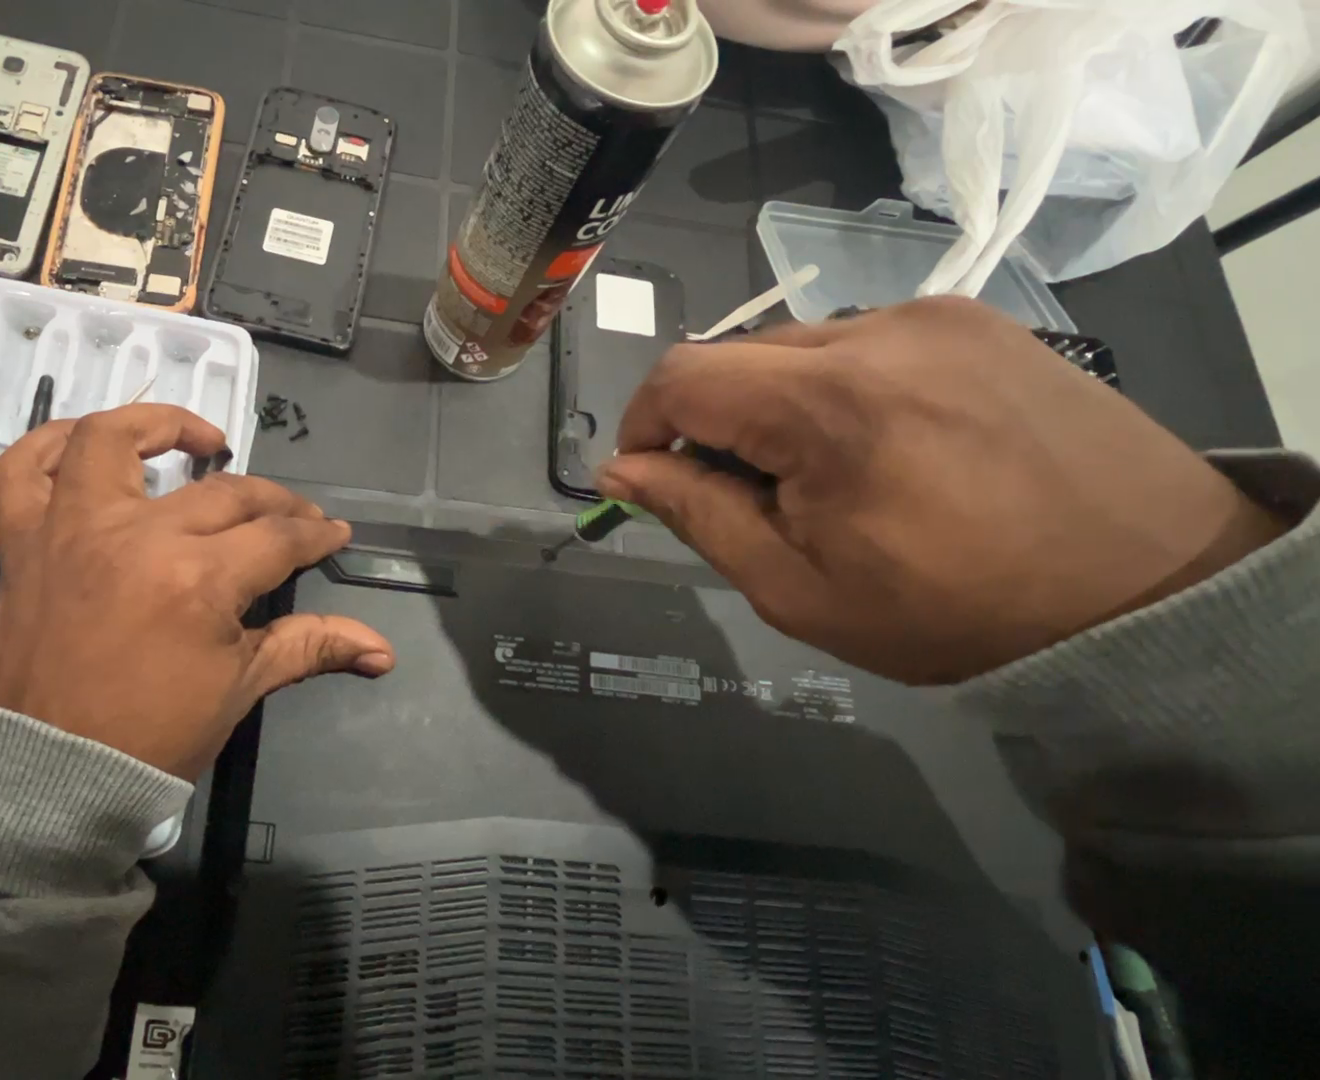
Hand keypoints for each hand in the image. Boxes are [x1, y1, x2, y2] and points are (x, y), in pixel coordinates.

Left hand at [0, 404, 394, 778]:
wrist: (46, 776)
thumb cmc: (150, 739)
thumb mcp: (239, 689)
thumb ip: (310, 648)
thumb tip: (384, 652)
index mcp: (199, 579)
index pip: (277, 538)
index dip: (315, 534)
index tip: (334, 534)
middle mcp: (137, 535)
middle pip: (224, 492)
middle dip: (274, 500)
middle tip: (293, 517)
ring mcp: (72, 530)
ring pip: (110, 441)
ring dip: (159, 426)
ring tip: (197, 441)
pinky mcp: (24, 541)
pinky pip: (22, 469)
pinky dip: (48, 445)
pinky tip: (84, 447)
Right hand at [597, 297, 1286, 684]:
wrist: (1149, 592)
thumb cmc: (951, 612)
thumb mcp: (795, 587)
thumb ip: (696, 514)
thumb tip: (620, 471)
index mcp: (829, 404)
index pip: (683, 376)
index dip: (642, 424)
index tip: (651, 476)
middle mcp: (880, 332)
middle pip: (736, 355)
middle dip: (711, 421)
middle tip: (742, 492)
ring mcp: (939, 317)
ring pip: (796, 346)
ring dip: (773, 404)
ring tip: (819, 473)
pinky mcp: (980, 321)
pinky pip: (862, 342)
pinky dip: (834, 388)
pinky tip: (876, 444)